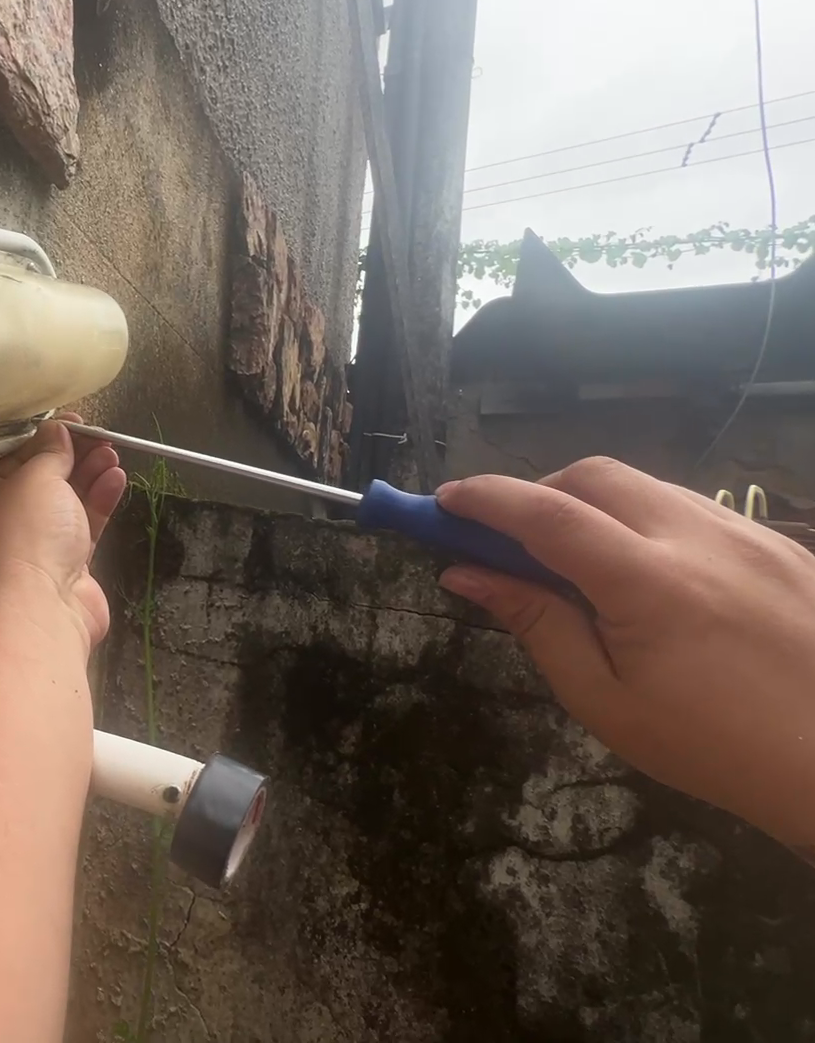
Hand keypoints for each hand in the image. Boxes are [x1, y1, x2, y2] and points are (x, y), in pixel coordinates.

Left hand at [0, 415, 126, 649]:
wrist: (41, 608)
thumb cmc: (26, 534)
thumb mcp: (36, 478)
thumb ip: (50, 453)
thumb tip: (56, 432)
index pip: (12, 459)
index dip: (43, 438)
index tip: (73, 423)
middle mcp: (4, 520)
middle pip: (41, 479)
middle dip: (72, 456)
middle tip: (101, 436)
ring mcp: (36, 545)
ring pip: (66, 501)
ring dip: (90, 475)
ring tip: (113, 452)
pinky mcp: (66, 564)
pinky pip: (83, 524)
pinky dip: (98, 501)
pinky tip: (116, 478)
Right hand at [436, 458, 814, 848]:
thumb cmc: (712, 745)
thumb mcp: (599, 695)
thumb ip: (533, 622)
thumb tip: (462, 573)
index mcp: (652, 585)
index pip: (547, 514)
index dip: (484, 498)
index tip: (441, 502)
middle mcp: (705, 543)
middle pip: (595, 477)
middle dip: (534, 491)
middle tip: (507, 537)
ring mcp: (755, 540)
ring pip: (645, 485)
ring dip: (586, 502)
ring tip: (571, 555)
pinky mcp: (785, 550)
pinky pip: (691, 507)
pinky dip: (638, 517)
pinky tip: (636, 567)